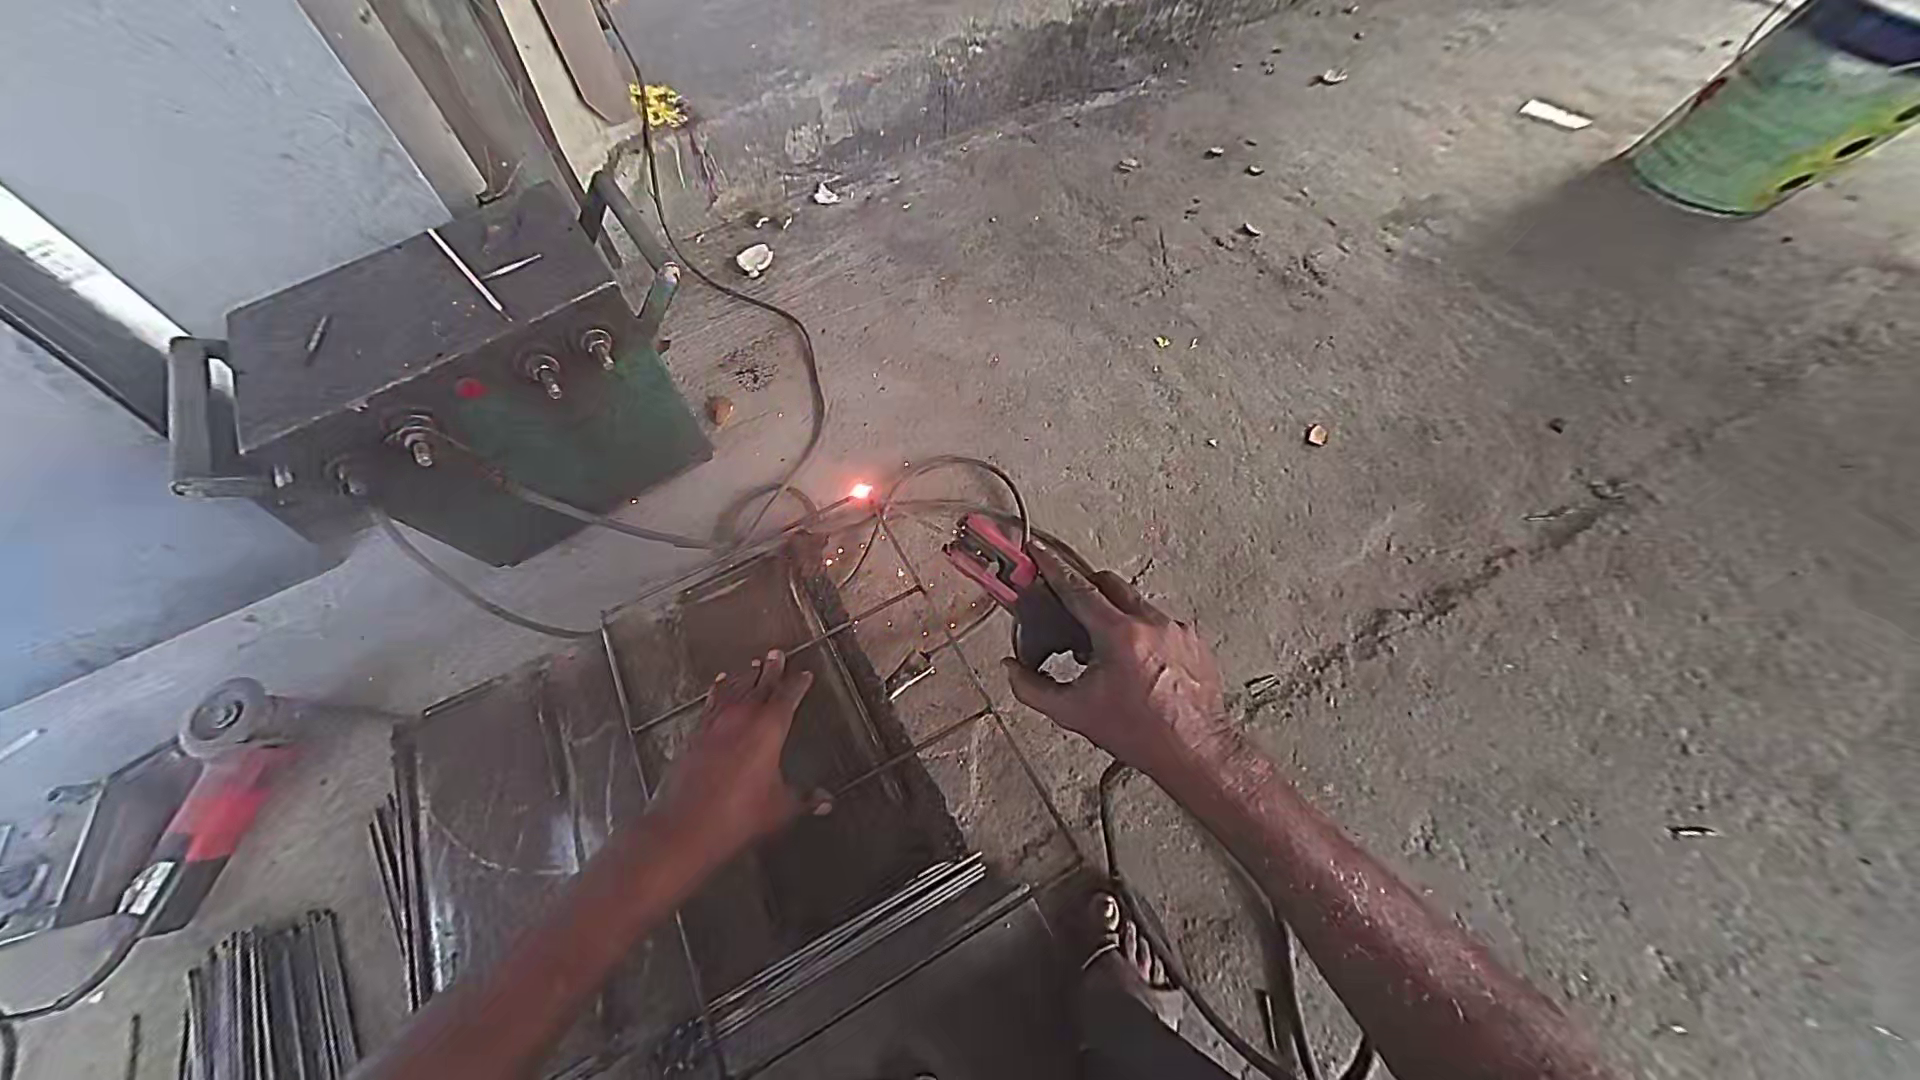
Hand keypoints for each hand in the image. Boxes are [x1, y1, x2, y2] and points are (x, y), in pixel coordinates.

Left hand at [655, 649, 814, 850]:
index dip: (799, 684)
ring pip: (735, 690)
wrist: (684, 827)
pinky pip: (711, 703)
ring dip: (745, 677)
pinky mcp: (695, 735)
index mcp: (770, 727)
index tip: (805, 675)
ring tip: (751, 665)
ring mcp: (716, 723)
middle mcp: (743, 717)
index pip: (789, 696)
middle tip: (777, 653)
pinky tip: (718, 687)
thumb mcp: (780, 807)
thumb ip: (805, 798)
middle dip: (772, 668)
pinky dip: (718, 691)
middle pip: (761, 684)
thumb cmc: (738, 815)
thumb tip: (826, 801)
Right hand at [1002, 545, 1236, 780]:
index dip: (1053, 567)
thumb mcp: (1074, 714)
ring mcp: (1176, 628)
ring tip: (1105, 648)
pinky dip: (1141, 631)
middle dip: (1086, 587)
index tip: (1040, 552)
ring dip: (1115, 614)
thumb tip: (1011, 668)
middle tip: (1071, 606)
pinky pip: (1159, 621)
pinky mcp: (1193, 639)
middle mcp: (1151, 623)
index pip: (1078, 589)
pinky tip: (1136, 661)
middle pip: (1109, 583)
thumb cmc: (1140, 734)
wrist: (1195, 752)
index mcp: (1120, 635)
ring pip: (1135, 602)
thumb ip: (1032, 688)